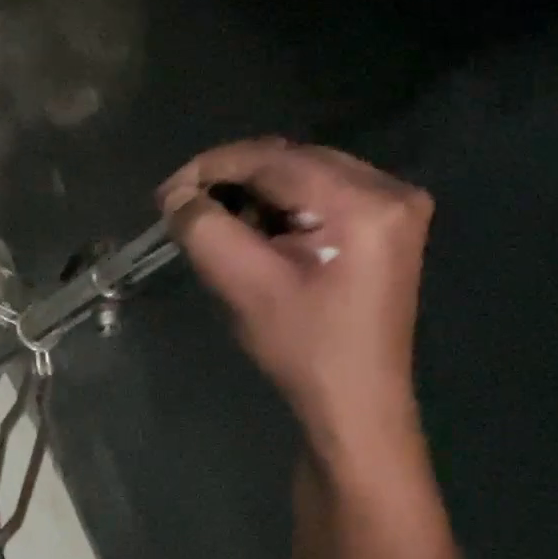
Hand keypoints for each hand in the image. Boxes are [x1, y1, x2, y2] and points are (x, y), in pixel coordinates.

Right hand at [156, 139, 434, 458]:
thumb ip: (204, 229)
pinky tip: (253, 232)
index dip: (210, 168)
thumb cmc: (301, 345)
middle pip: (291, 160)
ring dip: (252, 193)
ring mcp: (394, 206)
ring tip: (214, 224)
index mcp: (363, 202)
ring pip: (303, 174)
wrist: (354, 398)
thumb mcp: (242, 284)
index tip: (164, 195)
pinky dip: (278, 206)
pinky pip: (320, 194)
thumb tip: (176, 195)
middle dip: (230, 179)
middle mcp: (389, 189)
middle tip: (182, 209)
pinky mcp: (385, 225)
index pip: (273, 160)